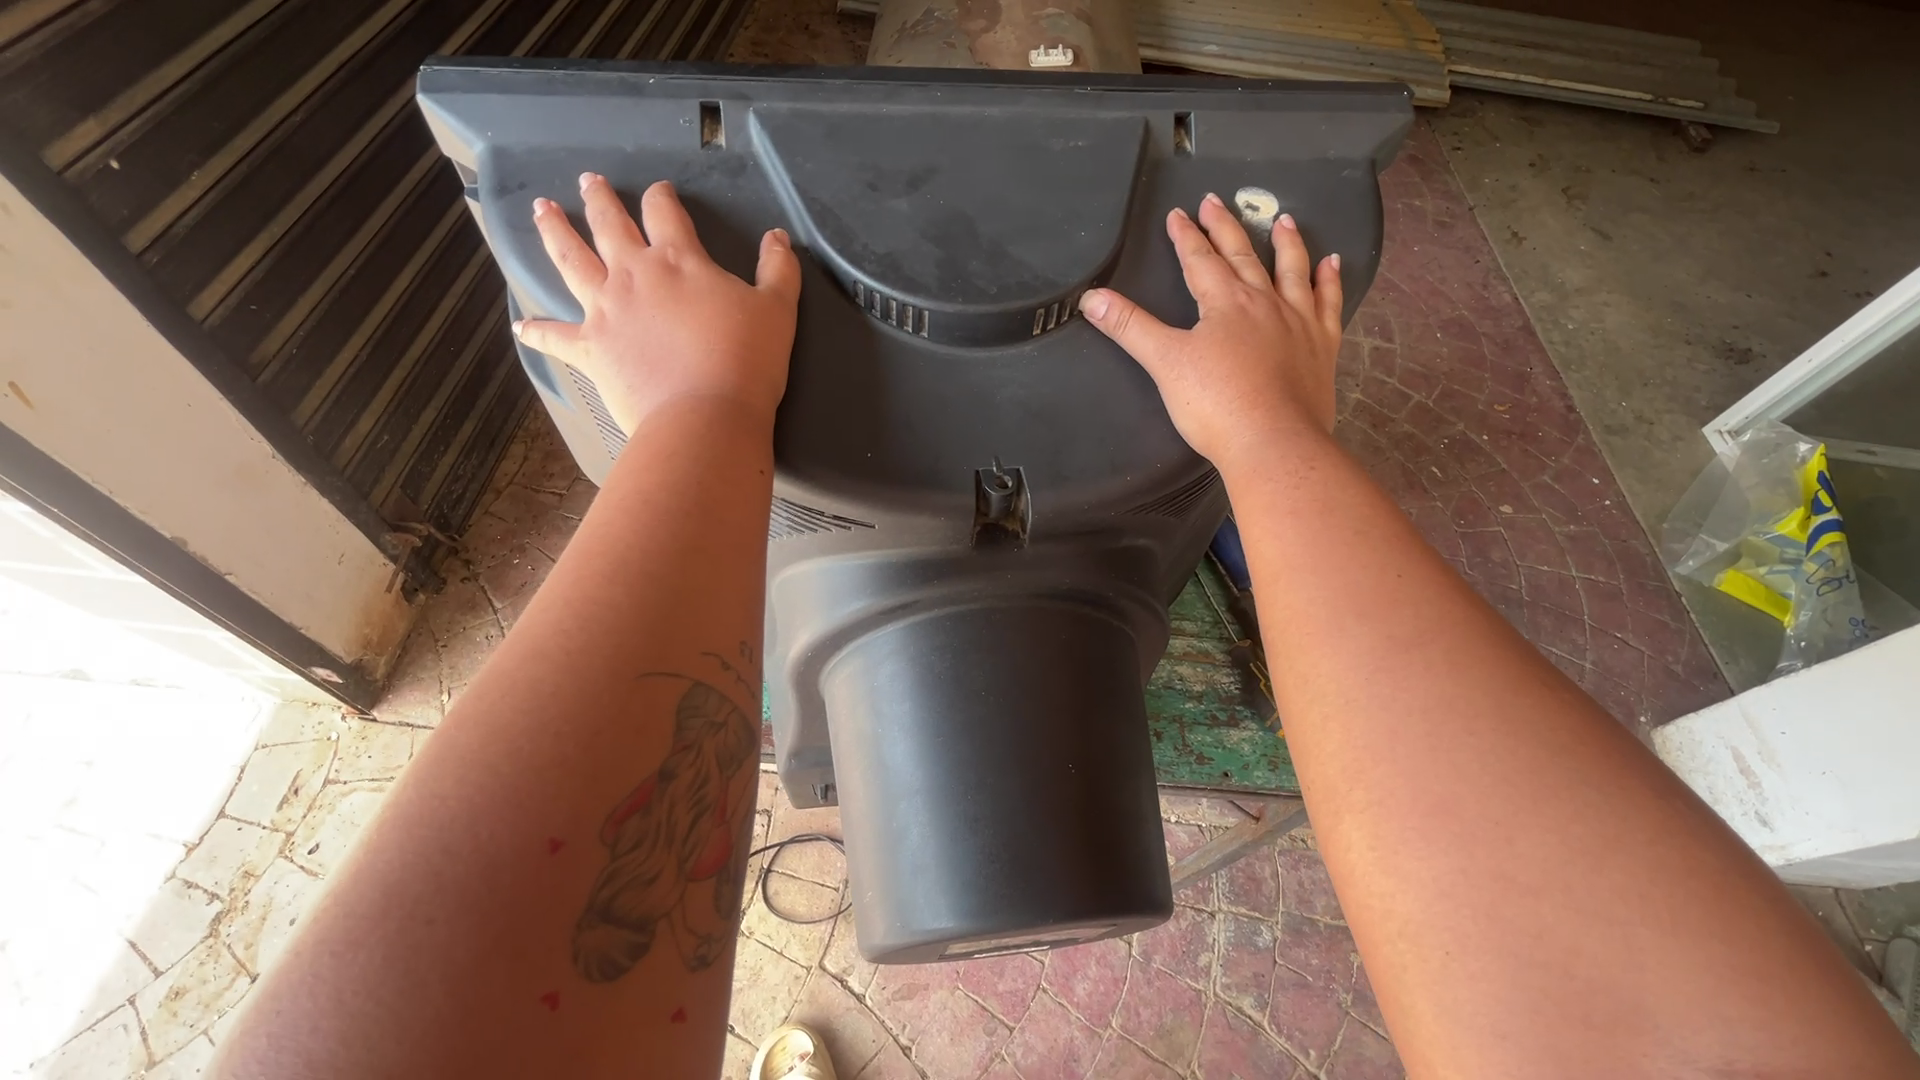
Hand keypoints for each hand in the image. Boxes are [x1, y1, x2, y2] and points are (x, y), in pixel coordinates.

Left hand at [513, 174, 800, 438]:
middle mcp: (633, 276)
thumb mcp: (778, 310)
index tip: (659, 190)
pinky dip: (538, 331)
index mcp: (678, 260)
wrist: (707, 416)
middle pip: (608, 225)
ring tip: (541, 211)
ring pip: (570, 261)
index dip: (661, 197)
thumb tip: (778, 236)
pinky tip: (522, 325)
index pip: (664, 213)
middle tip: (587, 180)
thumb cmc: (747, 360)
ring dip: (554, 233)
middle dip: (598, 200)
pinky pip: (555, 337)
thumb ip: (779, 269)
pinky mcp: (590, 350)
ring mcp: (605, 311)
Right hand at [1079, 193, 1342, 470]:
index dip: (1186, 237)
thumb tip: (1091, 299)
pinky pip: (1328, 303)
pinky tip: (1331, 264)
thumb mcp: (1164, 363)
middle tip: (1215, 202)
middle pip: (1243, 256)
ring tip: (1284, 220)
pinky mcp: (1322, 348)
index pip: (1200, 260)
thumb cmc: (1215, 404)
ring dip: (1286, 243)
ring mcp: (1298, 323)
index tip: (1178, 215)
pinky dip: (1329, 281)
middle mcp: (1264, 303)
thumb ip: (1130, 327)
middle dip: (1226, 228)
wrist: (1273, 442)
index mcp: (1225, 303)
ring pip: (1292, 271)